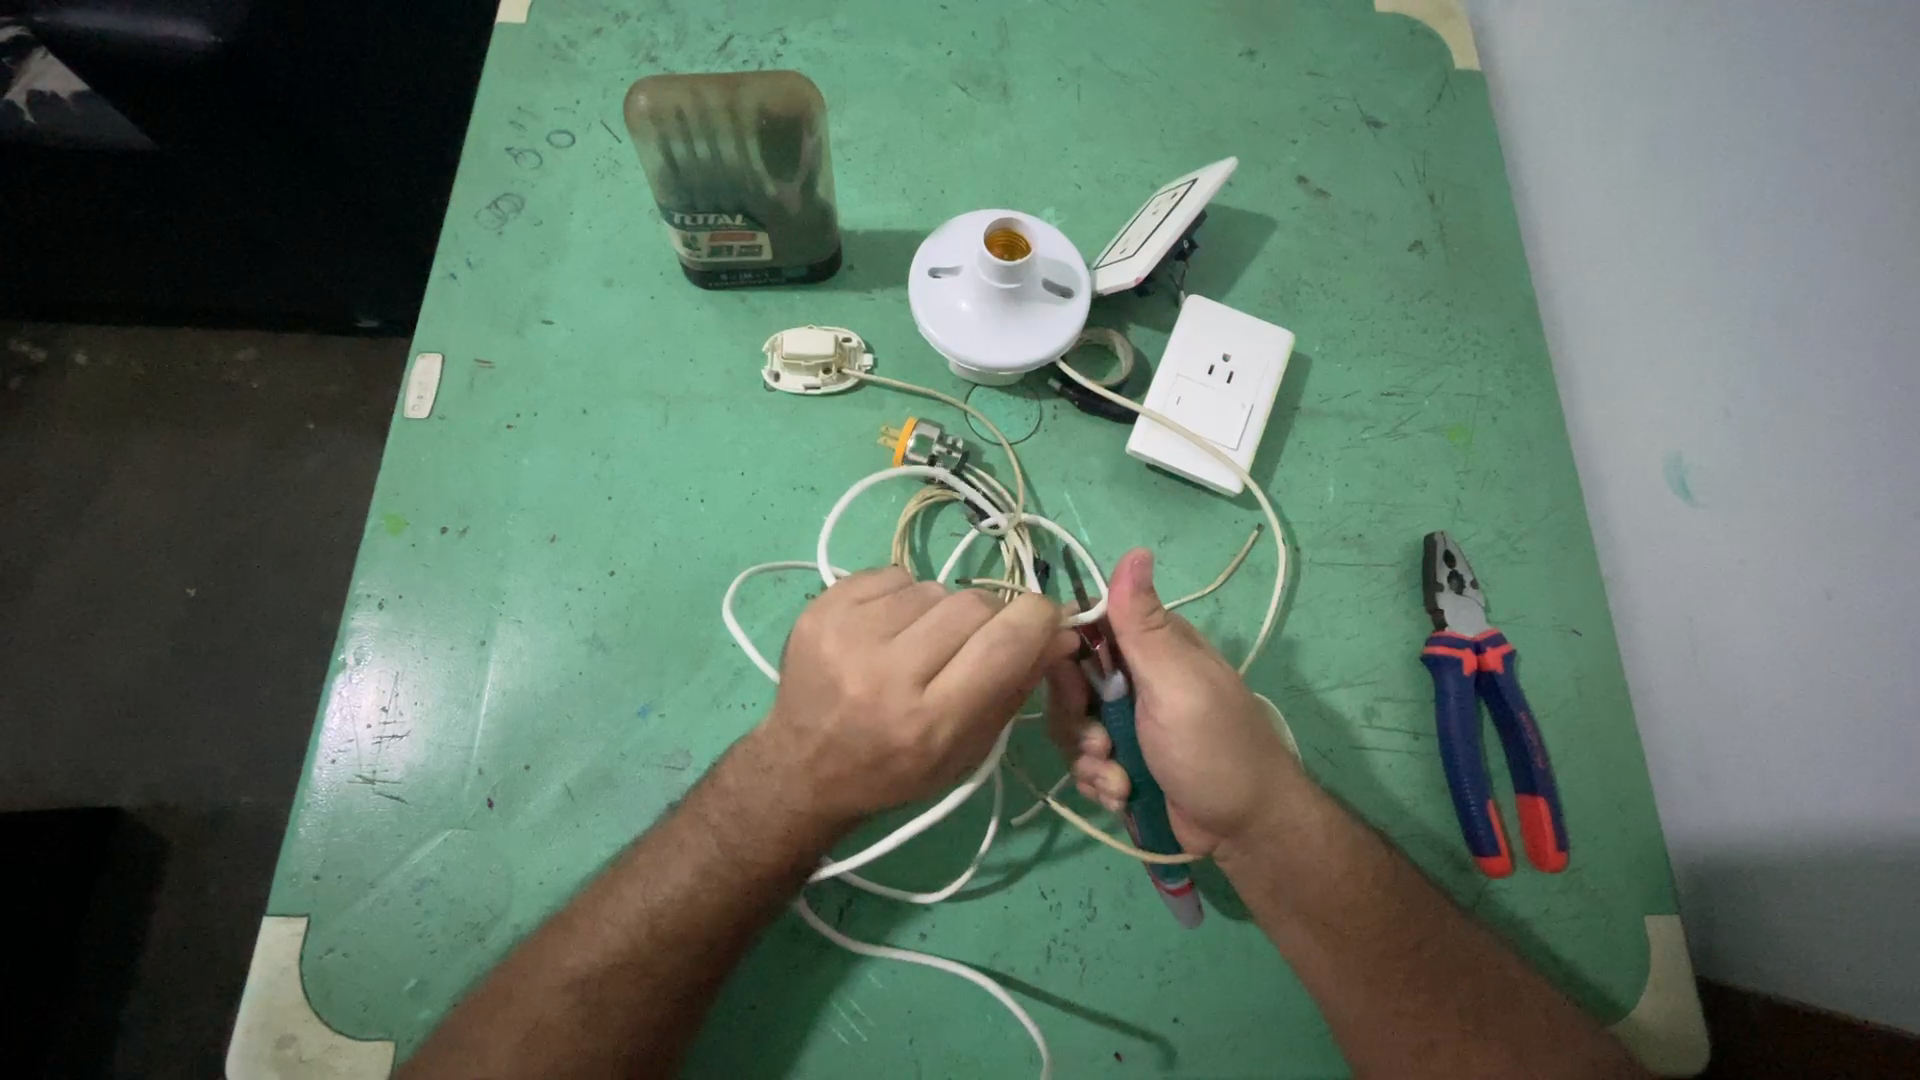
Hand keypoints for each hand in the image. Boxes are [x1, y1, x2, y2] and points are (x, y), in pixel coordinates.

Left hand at [757, 566, 1076, 827]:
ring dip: (941, 610)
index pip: (1004, 643)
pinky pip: (894, 575)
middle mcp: (885, 675)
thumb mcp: (967, 748)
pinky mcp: (821, 609)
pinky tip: (889, 629)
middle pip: (973, 606)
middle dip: (989, 617)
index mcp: (928, 722)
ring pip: (934, 587)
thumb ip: (1017, 687)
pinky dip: (904, 596)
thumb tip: (1062, 631)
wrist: (803, 766)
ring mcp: (846, 636)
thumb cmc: (896, 769)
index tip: (1044, 618)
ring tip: (920, 643)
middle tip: (972, 643)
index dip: (1038, 618)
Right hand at [1047, 549, 1301, 855]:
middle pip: (1067, 682)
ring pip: (1069, 726)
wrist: (1245, 832)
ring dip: (1087, 758)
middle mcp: (1134, 676)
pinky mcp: (1119, 760)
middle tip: (1104, 745)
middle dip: (1076, 720)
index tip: (1074, 685)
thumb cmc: (1214, 749)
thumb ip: (1142, 623)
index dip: (1064, 655)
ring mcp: (1126, 721)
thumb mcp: (1177, 682)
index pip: (1083, 628)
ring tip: (1119, 780)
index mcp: (1150, 645)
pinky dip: (1097, 781)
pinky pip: (1082, 761)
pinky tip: (1122, 794)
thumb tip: (1135, 549)